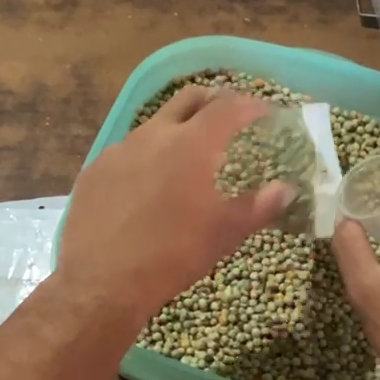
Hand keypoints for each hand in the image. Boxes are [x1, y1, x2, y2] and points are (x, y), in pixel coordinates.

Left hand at [59, 86, 292, 325]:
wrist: (103, 281)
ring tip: (185, 156)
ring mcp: (118, 150)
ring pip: (153, 126)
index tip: (263, 112)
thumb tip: (285, 190)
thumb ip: (259, 206)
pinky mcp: (94, 171)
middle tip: (226, 116)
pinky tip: (146, 185)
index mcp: (191, 144)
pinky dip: (145, 158)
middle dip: (211, 101)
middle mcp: (153, 135)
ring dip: (175, 131)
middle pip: (187, 99)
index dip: (249, 105)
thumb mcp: (224, 234)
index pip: (227, 107)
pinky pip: (125, 153)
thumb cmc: (174, 255)